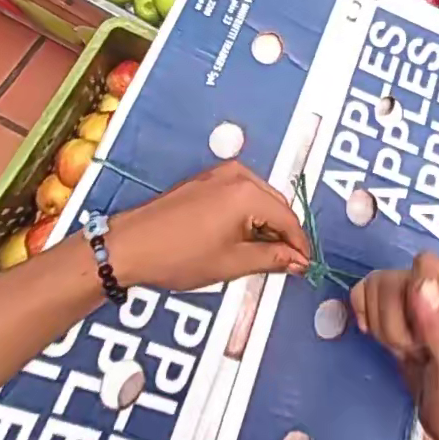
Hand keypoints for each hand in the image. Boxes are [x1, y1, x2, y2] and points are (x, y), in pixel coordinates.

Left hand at [107, 161, 310, 291]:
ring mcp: (220, 173)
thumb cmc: (181, 256)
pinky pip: (241, 193)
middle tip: (287, 264)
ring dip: (266, 223)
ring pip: (260, 198)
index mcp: (247, 192)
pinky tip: (243, 237)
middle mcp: (237, 175)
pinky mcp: (207, 178)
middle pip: (276, 203)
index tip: (304, 266)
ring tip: (263, 254)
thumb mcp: (232, 263)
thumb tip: (298, 260)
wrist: (134, 244)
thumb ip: (272, 258)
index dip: (299, 245)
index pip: (287, 218)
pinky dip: (249, 213)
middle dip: (283, 233)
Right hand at [351, 253, 438, 439]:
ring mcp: (421, 305)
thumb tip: (421, 282)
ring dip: (379, 321)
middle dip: (391, 317)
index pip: (424, 266)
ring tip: (401, 351)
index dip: (410, 295)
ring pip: (379, 285)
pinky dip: (366, 314)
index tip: (418, 337)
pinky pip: (369, 296)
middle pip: (395, 276)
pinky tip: (377, 339)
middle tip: (411, 352)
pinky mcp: (401, 317)